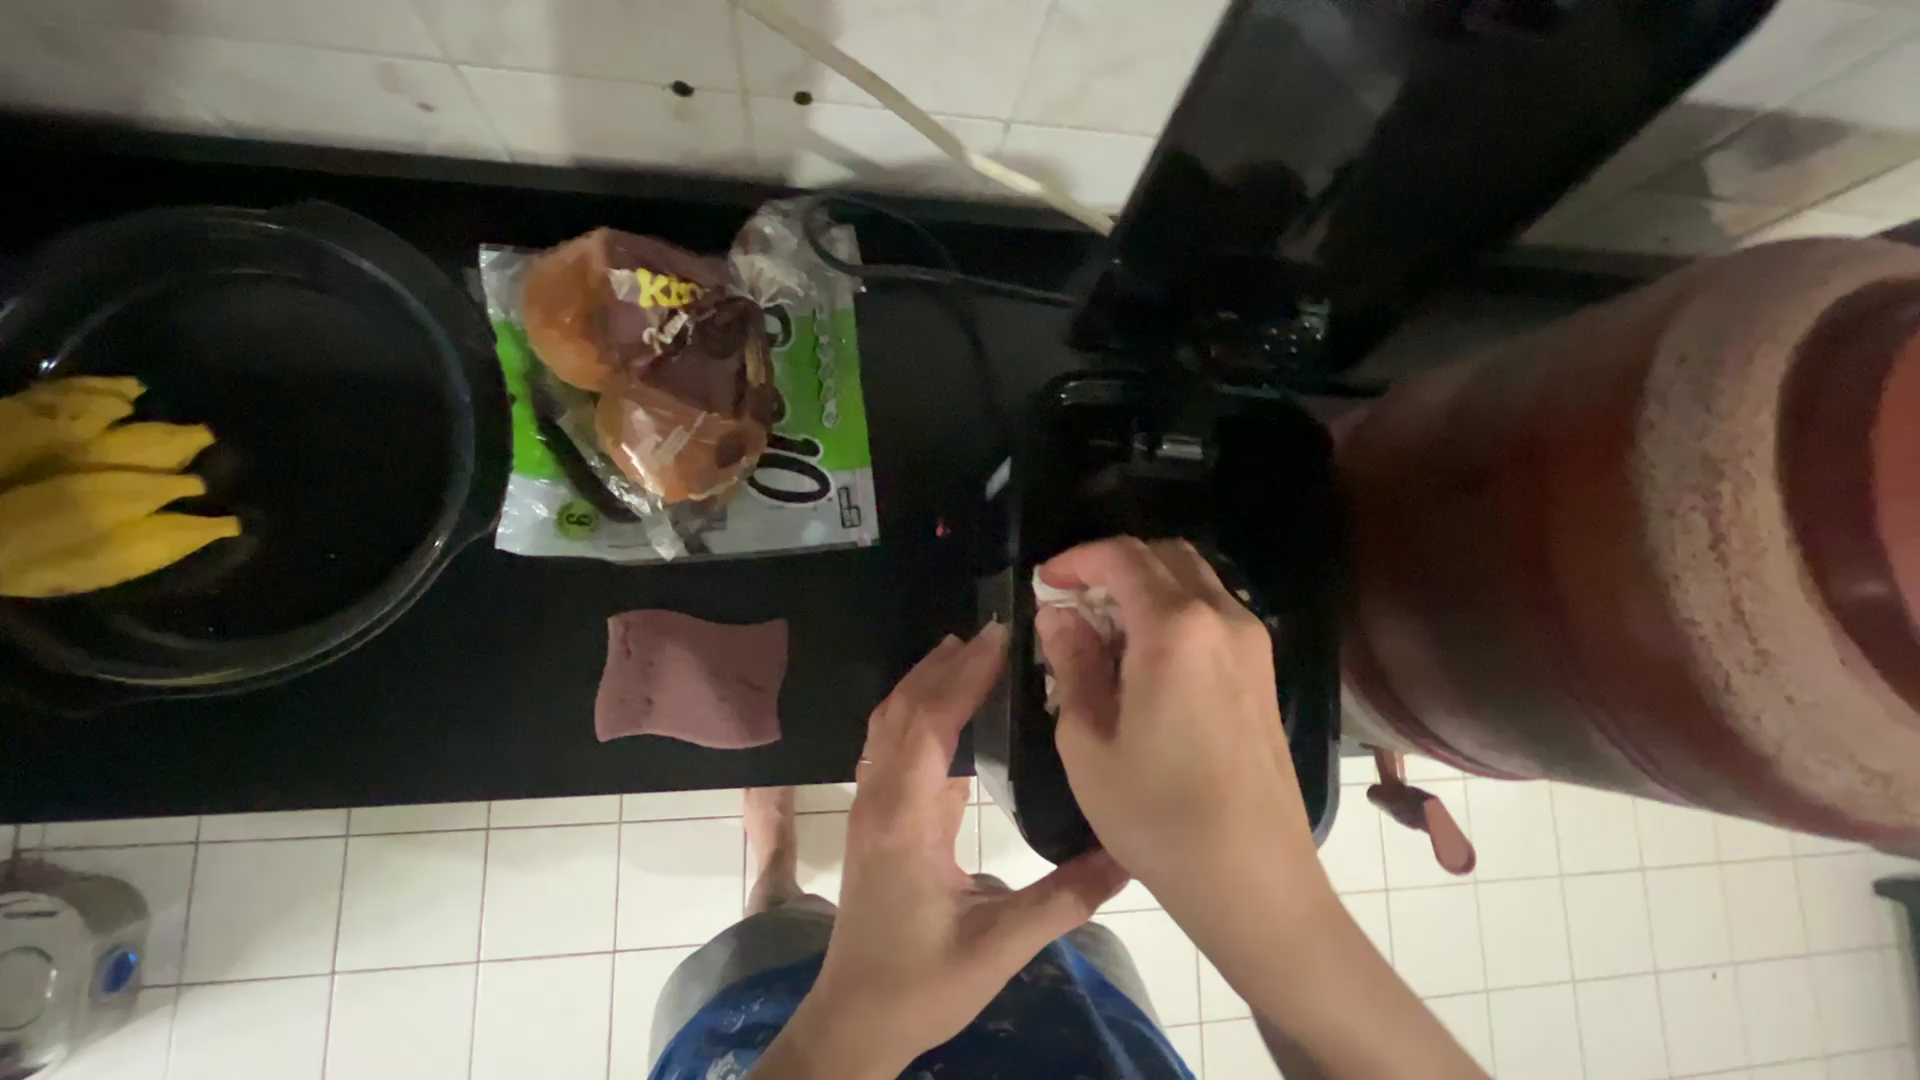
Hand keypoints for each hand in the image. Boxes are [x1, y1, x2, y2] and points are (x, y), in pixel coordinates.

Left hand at [765, 624, 1128, 1078]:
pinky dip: (916, 713)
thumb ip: (1064, 900)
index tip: (1000, 638)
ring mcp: (871, 808)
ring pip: (888, 724)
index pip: (930, 723)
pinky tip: (949, 713)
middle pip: (902, 710)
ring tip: (966, 653)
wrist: (855, 1020)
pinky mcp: (876, 820)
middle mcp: (880, 800)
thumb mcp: (999, 946)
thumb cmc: (920, 985)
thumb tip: (1129, 857)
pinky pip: (890, 747)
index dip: (963, 676)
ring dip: (924, 683)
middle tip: (992, 632)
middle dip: (943, 665)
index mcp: (905, 819)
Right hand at [1035, 537, 1326, 912]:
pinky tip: (1145, 660)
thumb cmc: (1157, 817)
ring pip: (1193, 580)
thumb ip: (1072, 664)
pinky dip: (1174, 612)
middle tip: (1072, 603)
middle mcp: (1222, 620)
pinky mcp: (1263, 672)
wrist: (1254, 880)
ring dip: (1145, 588)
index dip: (1076, 559)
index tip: (1044, 582)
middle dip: (1112, 567)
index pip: (1121, 557)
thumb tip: (1058, 616)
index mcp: (1175, 630)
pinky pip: (1214, 613)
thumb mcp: (1088, 742)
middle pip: (1163, 556)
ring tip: (1104, 633)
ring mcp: (1252, 644)